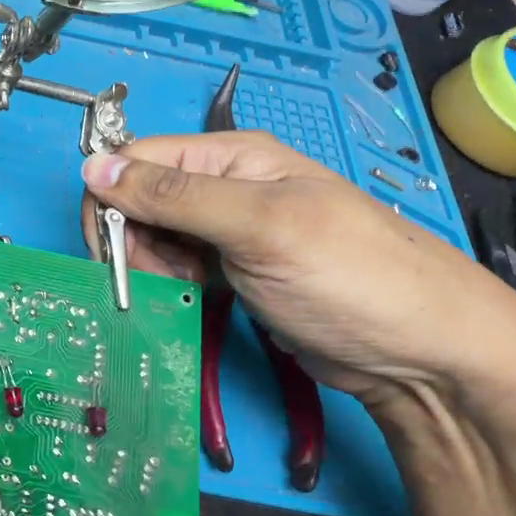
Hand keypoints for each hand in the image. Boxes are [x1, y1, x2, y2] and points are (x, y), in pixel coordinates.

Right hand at [80, 132, 515, 404]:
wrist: (425, 357)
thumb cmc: (350, 280)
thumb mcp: (258, 227)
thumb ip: (173, 196)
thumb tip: (90, 168)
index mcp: (231, 158)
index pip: (135, 159)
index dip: (111, 197)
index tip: (113, 245)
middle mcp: (223, 186)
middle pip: (136, 200)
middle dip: (131, 239)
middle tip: (162, 274)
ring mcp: (226, 230)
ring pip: (149, 236)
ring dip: (150, 266)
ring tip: (186, 289)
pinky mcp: (230, 270)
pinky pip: (174, 265)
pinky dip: (169, 282)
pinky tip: (193, 298)